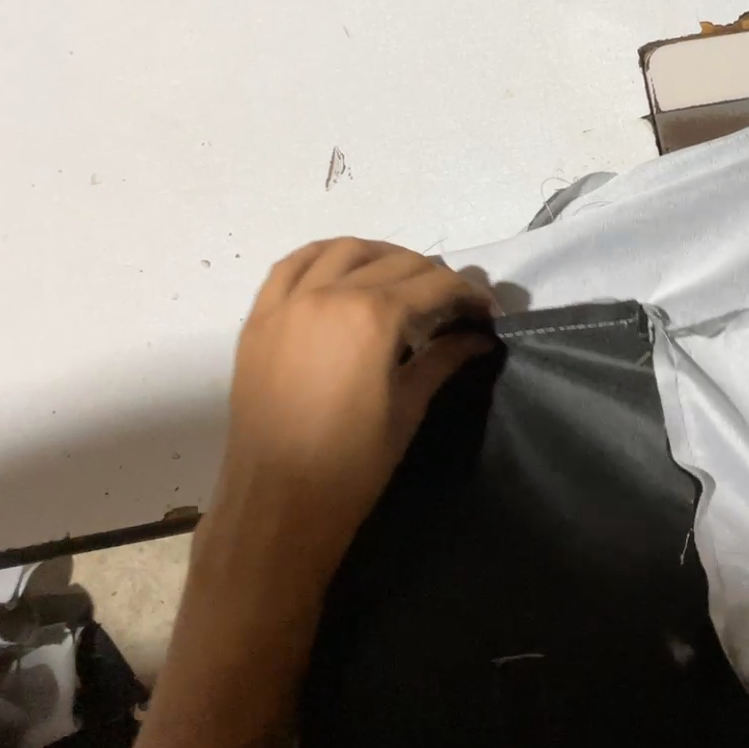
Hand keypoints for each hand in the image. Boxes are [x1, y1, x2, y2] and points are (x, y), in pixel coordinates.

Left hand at [197, 238, 494, 598]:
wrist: (280, 497)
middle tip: (456, 304)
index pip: (435, 284)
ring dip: (383, 256)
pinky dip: (325, 257)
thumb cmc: (355, 461)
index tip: (488, 311)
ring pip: (344, 250)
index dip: (469, 293)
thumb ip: (445, 358)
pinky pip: (292, 265)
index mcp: (373, 317)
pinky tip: (346, 271)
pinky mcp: (260, 317)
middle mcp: (329, 294)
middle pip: (396, 262)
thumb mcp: (410, 405)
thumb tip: (479, 337)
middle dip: (435, 276)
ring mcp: (288, 302)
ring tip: (405, 280)